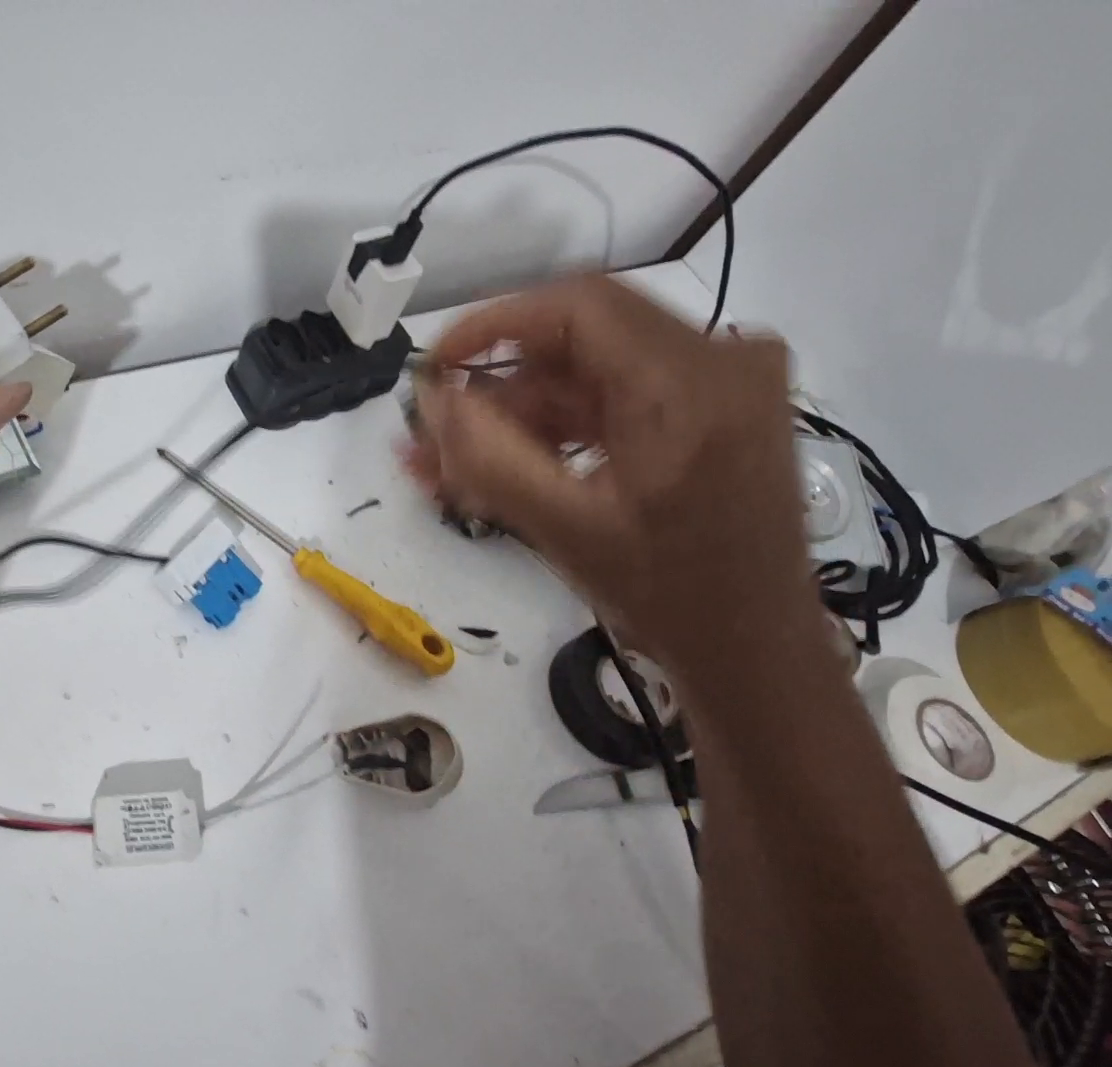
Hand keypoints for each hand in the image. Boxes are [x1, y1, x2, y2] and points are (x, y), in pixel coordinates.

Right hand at [404, 276, 814, 667]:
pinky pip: (613, 396)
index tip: (433, 367)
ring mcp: (722, 380)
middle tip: (432, 436)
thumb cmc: (667, 596)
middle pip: (578, 340)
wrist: (753, 644)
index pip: (577, 307)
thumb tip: (429, 397)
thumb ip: (487, 457)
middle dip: (495, 387)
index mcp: (692, 386)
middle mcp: (721, 358)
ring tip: (451, 465)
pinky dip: (556, 427)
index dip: (491, 324)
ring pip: (588, 371)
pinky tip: (504, 464)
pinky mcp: (713, 404)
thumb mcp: (564, 529)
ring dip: (517, 414)